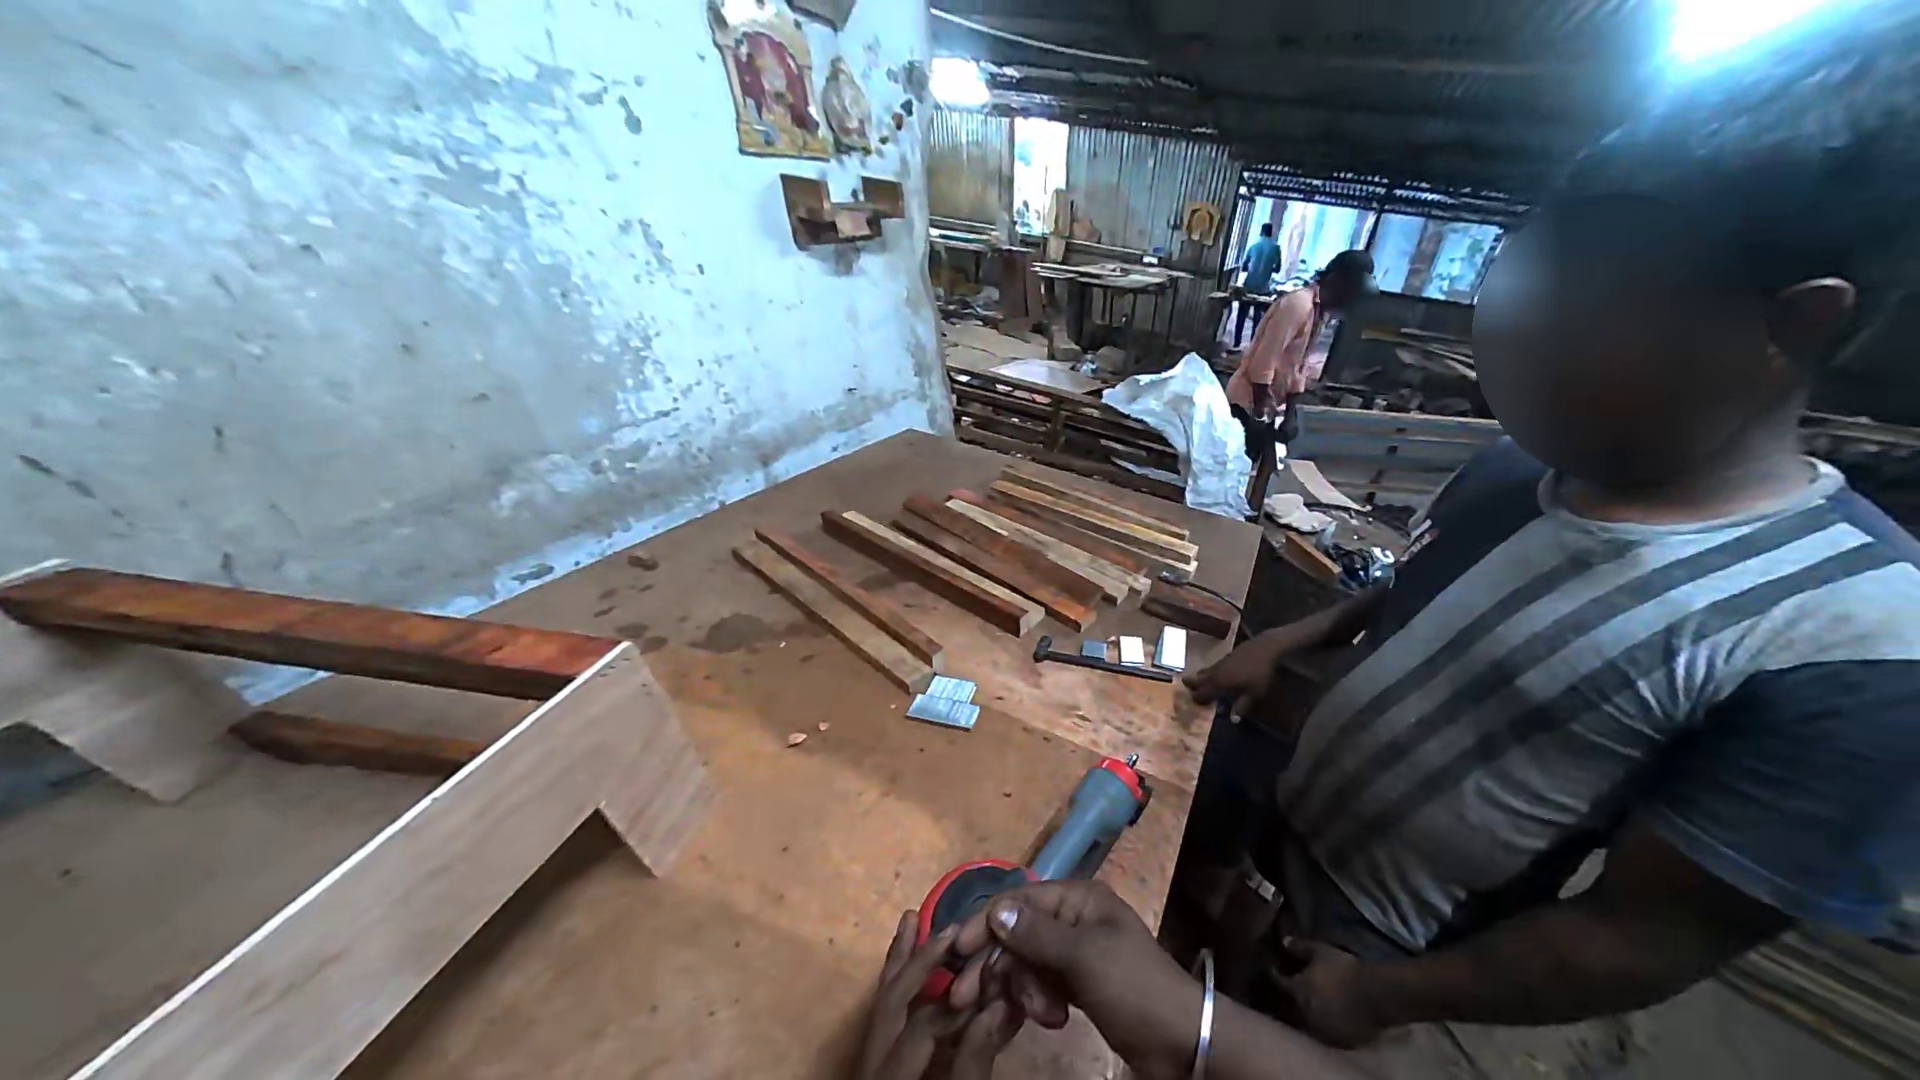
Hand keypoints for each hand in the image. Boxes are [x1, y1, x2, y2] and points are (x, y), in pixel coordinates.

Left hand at [859, 911, 1023, 1079]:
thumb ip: (974, 1063)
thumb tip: (1000, 1006)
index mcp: (890, 1078)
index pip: (922, 1026)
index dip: (957, 1000)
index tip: (987, 974)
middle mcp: (870, 1066)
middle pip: (892, 1004)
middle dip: (920, 963)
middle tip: (947, 929)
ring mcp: (864, 1065)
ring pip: (881, 1005)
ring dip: (899, 962)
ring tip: (911, 921)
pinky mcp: (870, 1068)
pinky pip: (880, 1018)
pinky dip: (893, 986)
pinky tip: (904, 965)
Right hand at [947, 882, 1201, 1077]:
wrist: (1181, 1042)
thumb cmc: (1133, 987)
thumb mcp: (1083, 957)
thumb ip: (1036, 934)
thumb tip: (995, 910)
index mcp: (1076, 899)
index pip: (1017, 901)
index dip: (985, 923)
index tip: (954, 950)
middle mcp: (1072, 918)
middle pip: (1017, 934)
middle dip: (997, 965)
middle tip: (967, 998)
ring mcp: (1074, 952)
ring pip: (1026, 962)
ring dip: (1024, 989)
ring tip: (1042, 1015)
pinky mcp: (1077, 983)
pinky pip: (1041, 983)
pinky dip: (1038, 1000)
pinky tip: (1052, 1019)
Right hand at [1183, 631, 1292, 714]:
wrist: (1264, 649)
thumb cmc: (1259, 674)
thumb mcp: (1253, 694)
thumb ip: (1241, 707)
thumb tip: (1233, 720)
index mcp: (1218, 683)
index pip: (1201, 693)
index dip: (1197, 700)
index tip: (1195, 705)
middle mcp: (1214, 674)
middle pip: (1196, 679)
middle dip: (1191, 685)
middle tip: (1187, 690)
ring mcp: (1218, 664)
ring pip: (1202, 672)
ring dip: (1199, 678)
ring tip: (1198, 683)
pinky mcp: (1224, 658)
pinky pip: (1210, 667)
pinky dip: (1208, 673)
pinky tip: (1215, 675)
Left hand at [1273, 938, 1384, 1048]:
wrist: (1375, 995)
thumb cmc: (1344, 970)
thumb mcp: (1320, 951)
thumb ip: (1299, 946)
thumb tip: (1284, 941)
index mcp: (1297, 991)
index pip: (1277, 983)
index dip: (1274, 974)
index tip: (1272, 968)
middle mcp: (1305, 1013)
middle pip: (1287, 1005)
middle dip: (1284, 996)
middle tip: (1285, 987)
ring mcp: (1322, 1030)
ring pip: (1303, 1021)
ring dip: (1300, 1012)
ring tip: (1303, 1002)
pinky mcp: (1339, 1042)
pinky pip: (1322, 1034)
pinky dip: (1318, 1024)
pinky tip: (1322, 1016)